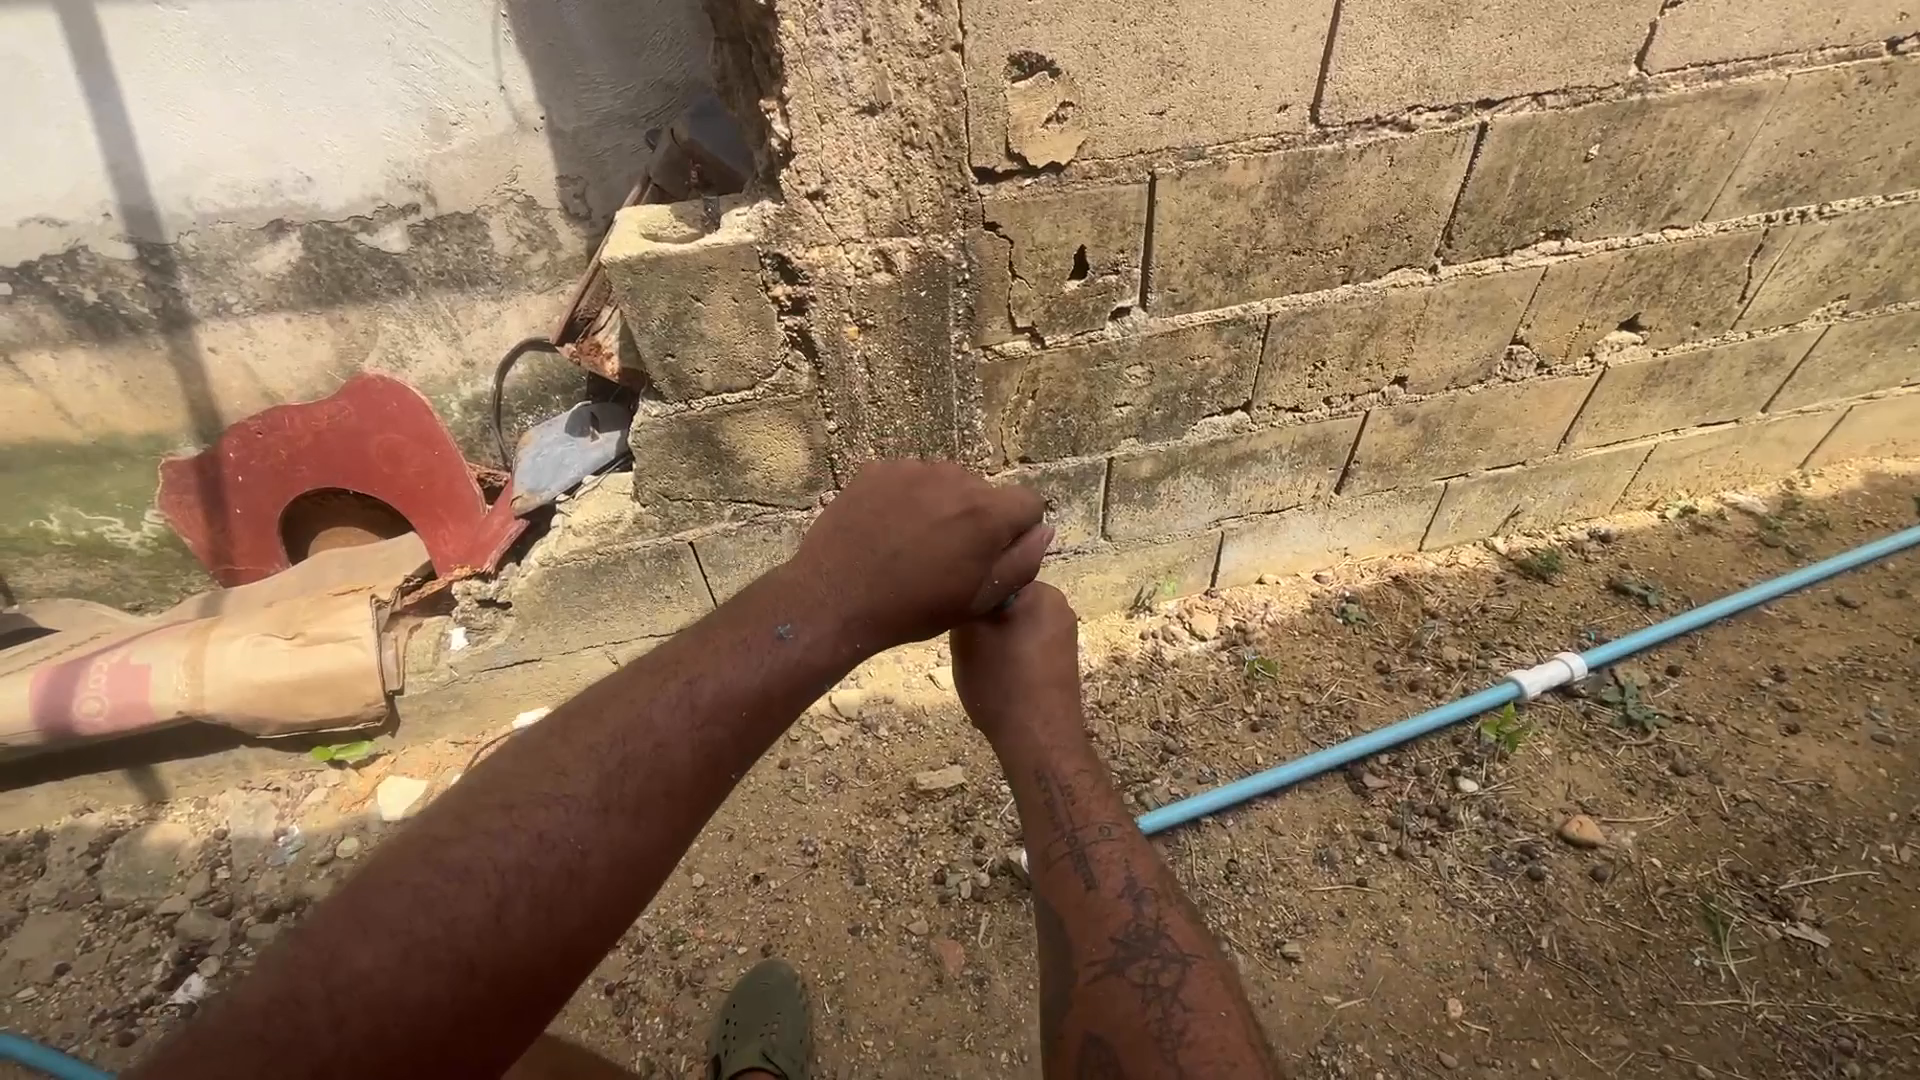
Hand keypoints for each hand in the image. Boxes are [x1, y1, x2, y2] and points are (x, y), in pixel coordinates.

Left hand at [788, 460, 1051, 651]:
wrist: (835, 599)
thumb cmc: (914, 608)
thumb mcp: (979, 599)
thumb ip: (1022, 562)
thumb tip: (1044, 530)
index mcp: (988, 512)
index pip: (1028, 502)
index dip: (1016, 531)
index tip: (991, 556)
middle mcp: (956, 478)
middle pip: (984, 492)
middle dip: (977, 518)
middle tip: (946, 556)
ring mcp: (913, 469)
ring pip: (946, 482)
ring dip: (942, 506)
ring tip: (913, 544)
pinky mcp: (878, 468)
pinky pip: (909, 478)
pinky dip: (906, 498)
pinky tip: (887, 530)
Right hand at [949, 582, 1082, 745]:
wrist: (1038, 739)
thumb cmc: (1000, 682)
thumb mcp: (968, 636)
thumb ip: (968, 603)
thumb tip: (967, 591)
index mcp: (1042, 592)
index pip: (996, 575)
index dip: (971, 596)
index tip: (958, 618)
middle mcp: (1060, 606)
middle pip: (1006, 600)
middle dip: (985, 619)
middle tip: (966, 645)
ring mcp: (1064, 634)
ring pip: (1014, 623)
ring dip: (995, 639)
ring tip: (982, 665)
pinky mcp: (1063, 659)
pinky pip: (1026, 644)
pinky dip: (1009, 656)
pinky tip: (999, 678)